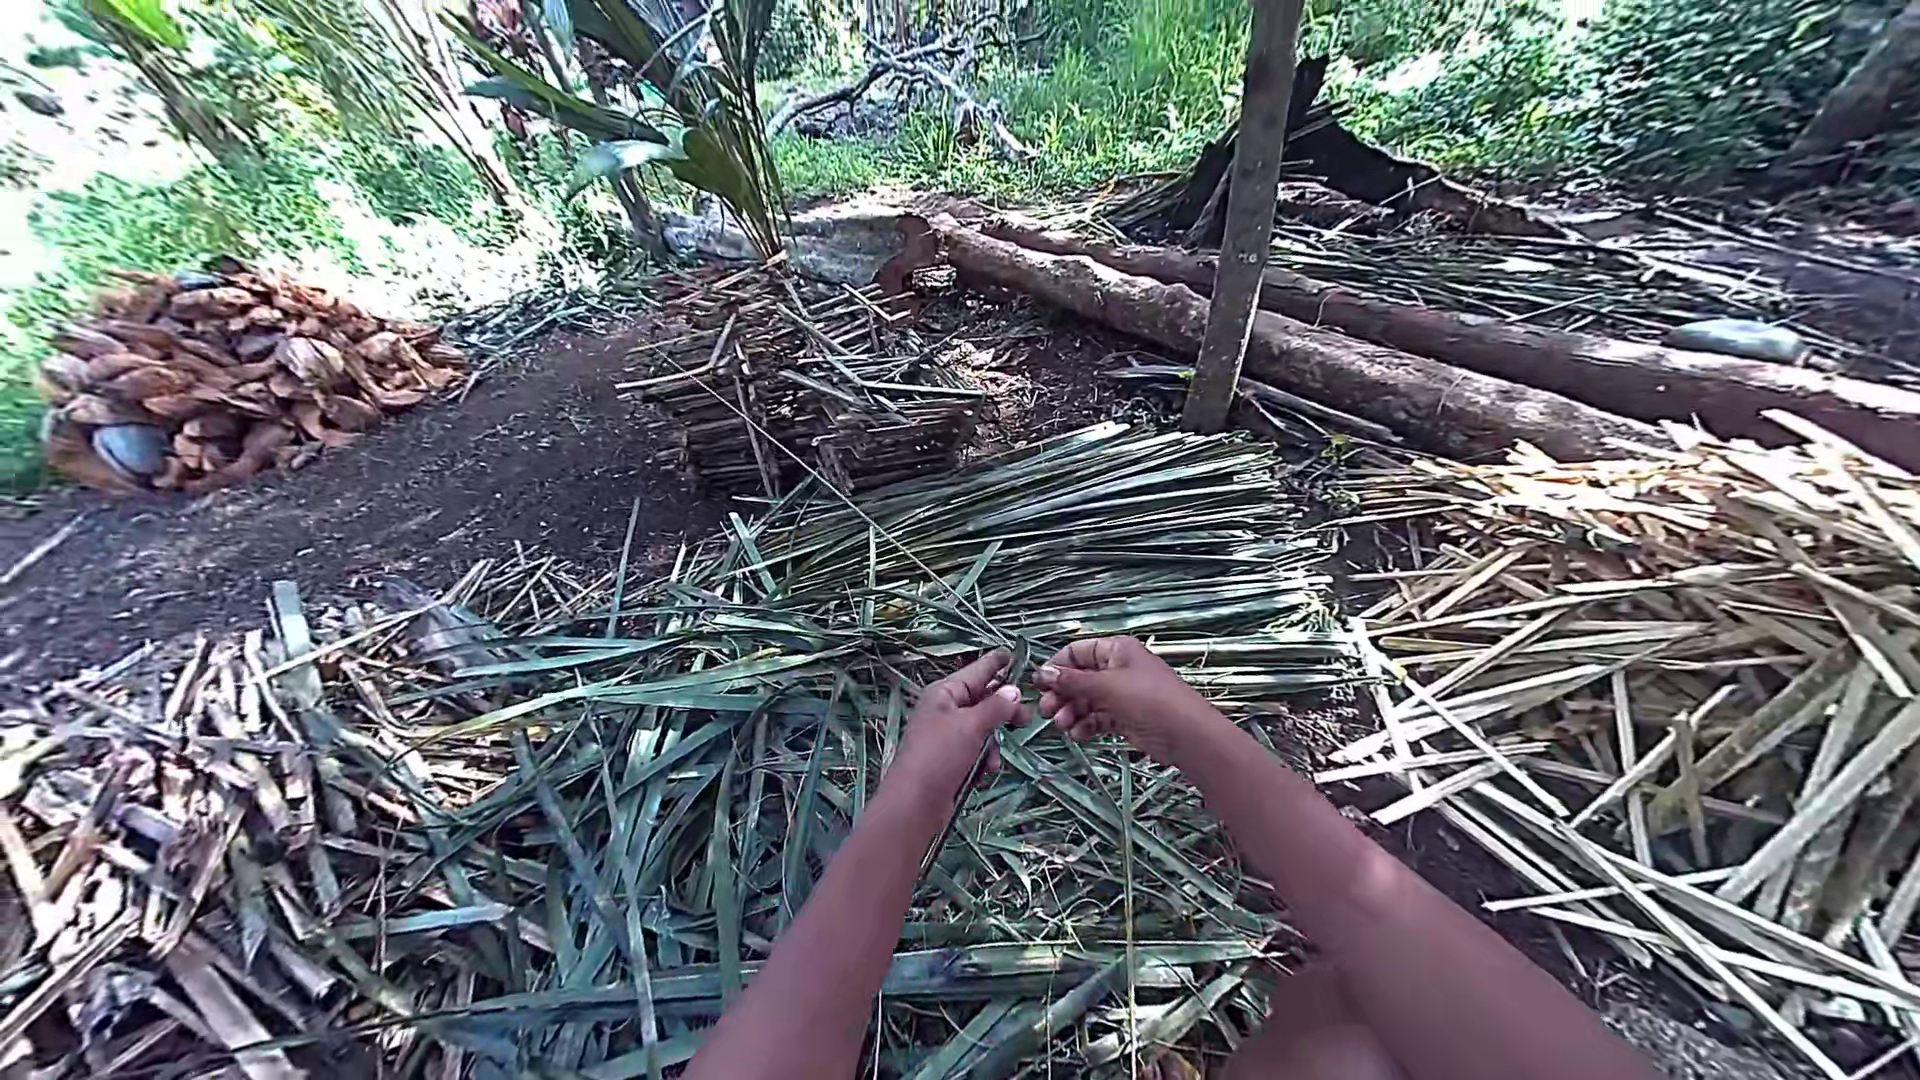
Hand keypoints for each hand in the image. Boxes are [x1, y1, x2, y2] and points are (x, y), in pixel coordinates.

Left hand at [890, 649, 1026, 795]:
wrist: (914, 805)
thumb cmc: (939, 756)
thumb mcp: (971, 726)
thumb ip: (996, 707)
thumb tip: (1013, 690)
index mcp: (944, 692)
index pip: (976, 670)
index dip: (996, 663)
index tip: (1015, 655)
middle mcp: (944, 709)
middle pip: (982, 699)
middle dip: (1003, 709)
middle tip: (1025, 718)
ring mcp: (946, 734)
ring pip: (982, 727)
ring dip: (993, 741)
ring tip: (995, 758)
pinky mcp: (949, 758)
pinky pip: (975, 749)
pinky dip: (983, 758)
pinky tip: (985, 771)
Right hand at [1033, 636, 1216, 764]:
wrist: (1188, 736)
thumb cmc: (1151, 701)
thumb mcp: (1108, 687)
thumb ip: (1072, 681)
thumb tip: (1043, 673)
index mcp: (1116, 650)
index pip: (1077, 651)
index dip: (1057, 666)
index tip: (1039, 684)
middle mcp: (1117, 669)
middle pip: (1079, 677)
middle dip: (1061, 693)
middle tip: (1046, 709)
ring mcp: (1121, 694)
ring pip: (1086, 699)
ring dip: (1071, 711)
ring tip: (1063, 725)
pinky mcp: (1125, 717)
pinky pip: (1097, 717)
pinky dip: (1086, 724)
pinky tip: (1079, 734)